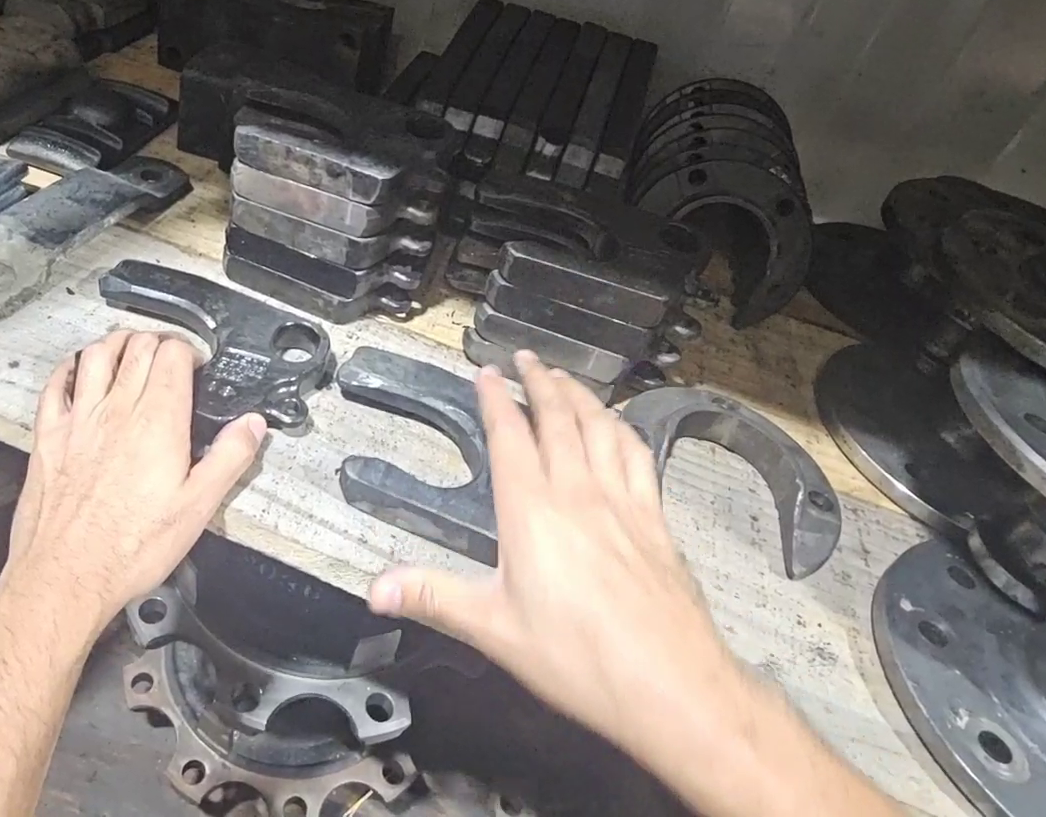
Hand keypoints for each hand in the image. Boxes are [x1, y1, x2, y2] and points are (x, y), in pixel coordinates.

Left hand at [0, 330, 266, 623]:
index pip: (172, 356)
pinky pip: (55, 385)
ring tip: (130, 346)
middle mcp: (116, 413)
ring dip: (116, 342)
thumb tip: (252, 426)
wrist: (65, 576)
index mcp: (157, 423)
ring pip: (96, 355)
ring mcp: (79, 421)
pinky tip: (76, 371)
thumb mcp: (197, 508)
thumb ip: (230, 458)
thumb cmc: (127, 548)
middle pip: (137, 347)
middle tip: (170, 352)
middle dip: (158, 340)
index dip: (188, 350)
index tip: (196, 362)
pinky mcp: (48, 438)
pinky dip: (69, 368)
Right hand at [367, 351, 736, 752]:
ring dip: (579, 394)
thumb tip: (373, 588)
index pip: (509, 434)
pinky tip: (618, 425)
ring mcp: (622, 500)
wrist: (672, 686)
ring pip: (600, 427)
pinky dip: (622, 427)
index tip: (487, 372)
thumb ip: (432, 597)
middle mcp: (577, 491)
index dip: (496, 398)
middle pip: (558, 417)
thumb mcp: (493, 630)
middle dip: (539, 381)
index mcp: (531, 510)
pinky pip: (637, 454)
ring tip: (565, 378)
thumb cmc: (578, 659)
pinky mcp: (655, 518)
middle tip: (526, 358)